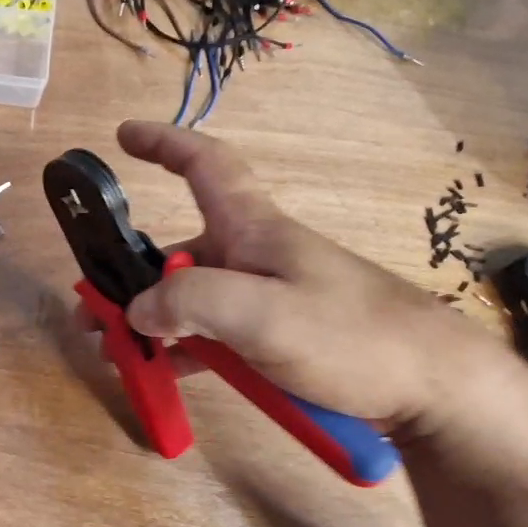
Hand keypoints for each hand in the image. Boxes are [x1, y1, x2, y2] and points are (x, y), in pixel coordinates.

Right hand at [109, 121, 510, 435]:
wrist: (434, 389)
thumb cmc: (353, 337)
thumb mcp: (264, 317)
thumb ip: (190, 304)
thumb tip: (136, 310)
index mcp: (253, 230)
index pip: (205, 166)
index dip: (163, 144)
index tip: (123, 137)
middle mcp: (254, 256)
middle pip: (179, 253)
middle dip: (129, 279)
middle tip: (92, 318)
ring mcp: (266, 299)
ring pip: (190, 301)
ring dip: (149, 323)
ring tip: (117, 356)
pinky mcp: (276, 339)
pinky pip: (212, 336)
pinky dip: (181, 351)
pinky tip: (161, 375)